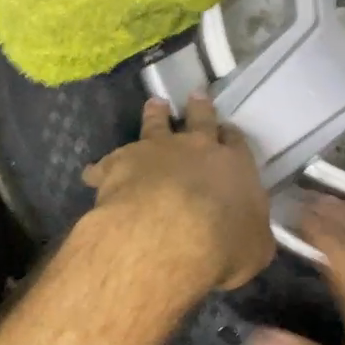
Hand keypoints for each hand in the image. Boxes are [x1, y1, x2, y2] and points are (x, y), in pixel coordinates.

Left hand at [81, 94, 276, 290]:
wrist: (168, 234)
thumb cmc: (222, 244)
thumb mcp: (254, 248)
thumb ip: (252, 235)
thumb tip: (249, 234)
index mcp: (235, 167)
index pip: (235, 144)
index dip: (230, 136)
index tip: (227, 131)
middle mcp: (197, 149)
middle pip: (199, 120)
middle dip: (199, 108)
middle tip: (196, 95)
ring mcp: (156, 151)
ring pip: (155, 125)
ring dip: (154, 115)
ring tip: (154, 105)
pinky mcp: (120, 164)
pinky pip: (106, 163)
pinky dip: (99, 168)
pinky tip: (90, 173)